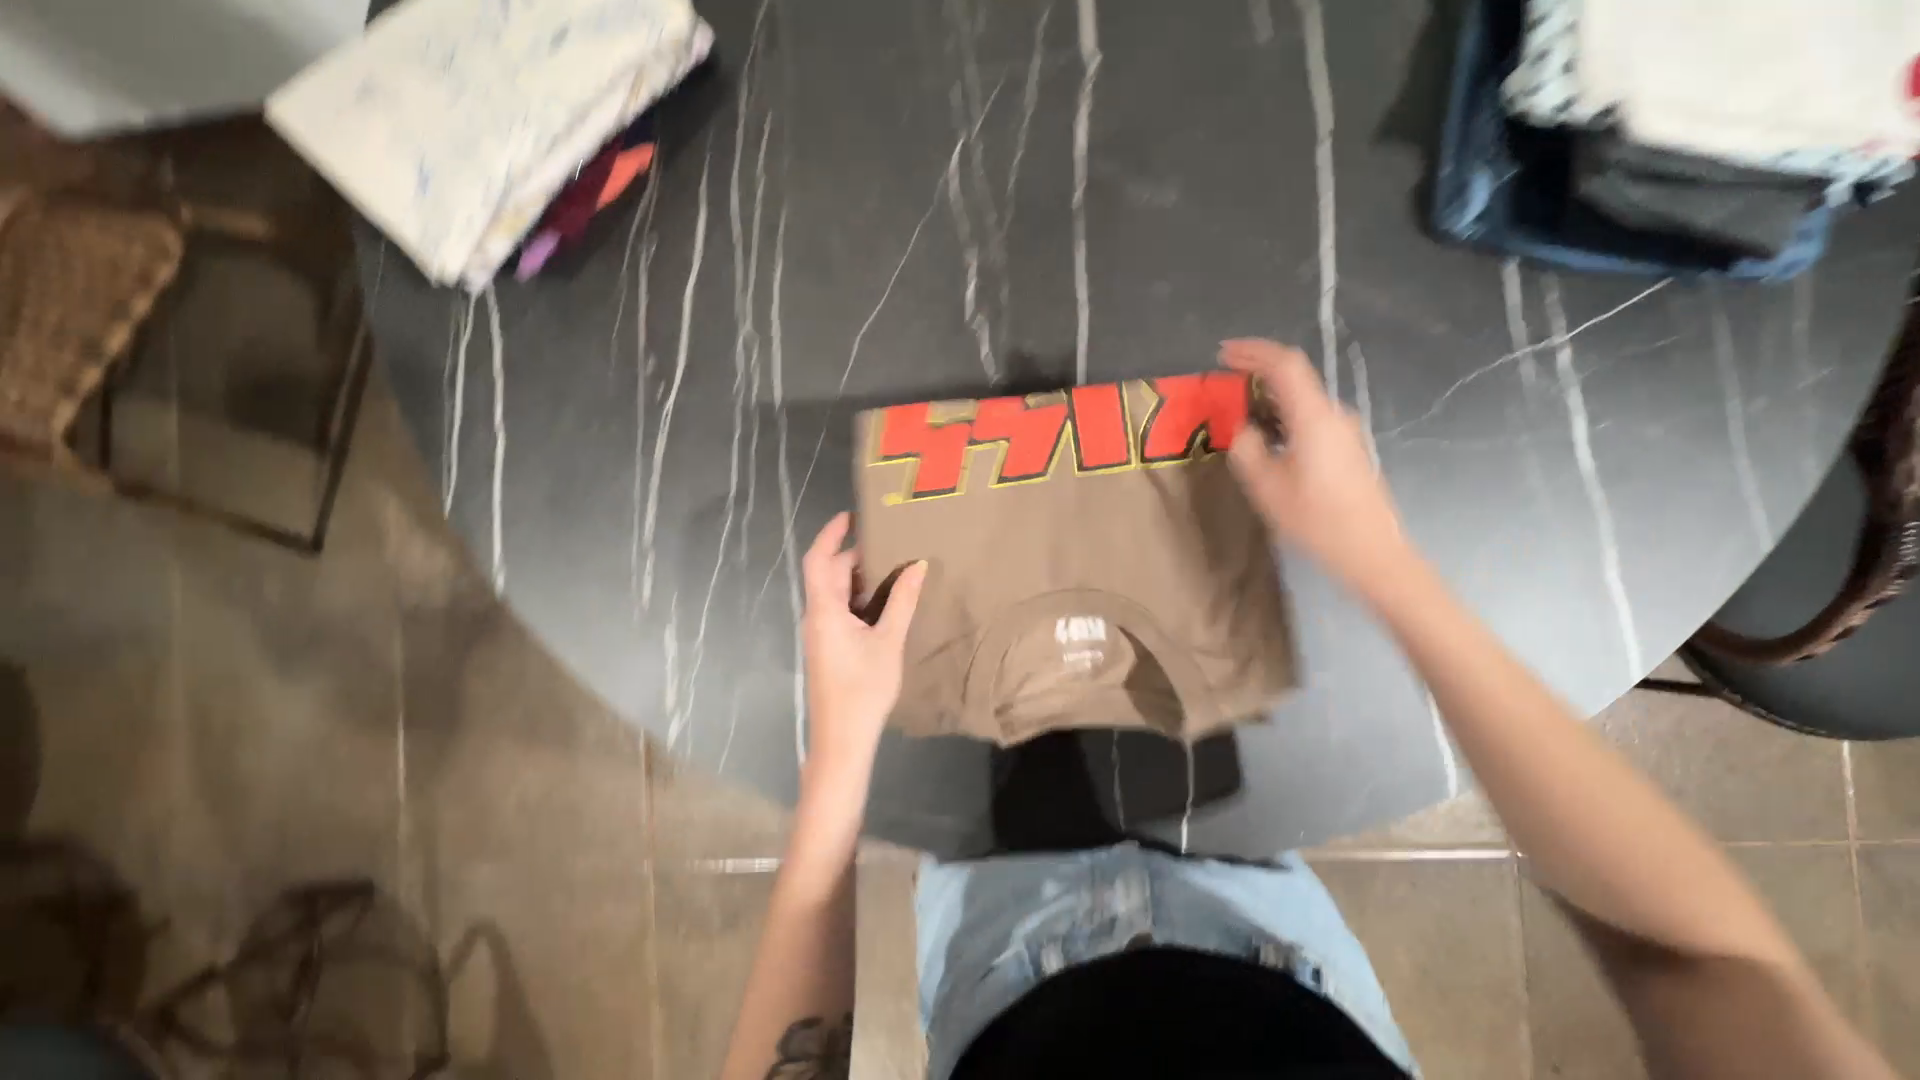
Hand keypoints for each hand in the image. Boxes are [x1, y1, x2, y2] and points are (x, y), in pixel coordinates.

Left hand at [800, 512, 926, 774]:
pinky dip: (858, 598)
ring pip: (834, 593)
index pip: (819, 559)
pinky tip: (883, 602)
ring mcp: (820, 633)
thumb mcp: (889, 642)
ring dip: (857, 578)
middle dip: (854, 555)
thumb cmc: (864, 689)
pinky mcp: (827, 648)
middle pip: (828, 573)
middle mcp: (816, 616)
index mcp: (824, 610)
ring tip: (892, 567)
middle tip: (889, 543)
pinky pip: (838, 610)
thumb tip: (917, 565)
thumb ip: (902, 601)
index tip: (853, 516)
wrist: (842, 738)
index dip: (832, 534)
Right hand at [1222, 339, 1414, 598]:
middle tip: (1225, 381)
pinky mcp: (1347, 448)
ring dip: (1270, 399)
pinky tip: (1268, 439)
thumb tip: (1243, 431)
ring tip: (1239, 413)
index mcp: (1314, 417)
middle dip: (1257, 373)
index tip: (1224, 353)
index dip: (1253, 351)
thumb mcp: (1268, 488)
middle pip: (1295, 378)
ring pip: (1302, 401)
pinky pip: (1310, 419)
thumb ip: (1248, 451)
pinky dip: (1284, 417)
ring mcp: (1345, 431)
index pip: (1285, 364)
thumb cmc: (1318, 521)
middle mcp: (1334, 415)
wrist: (1372, 551)